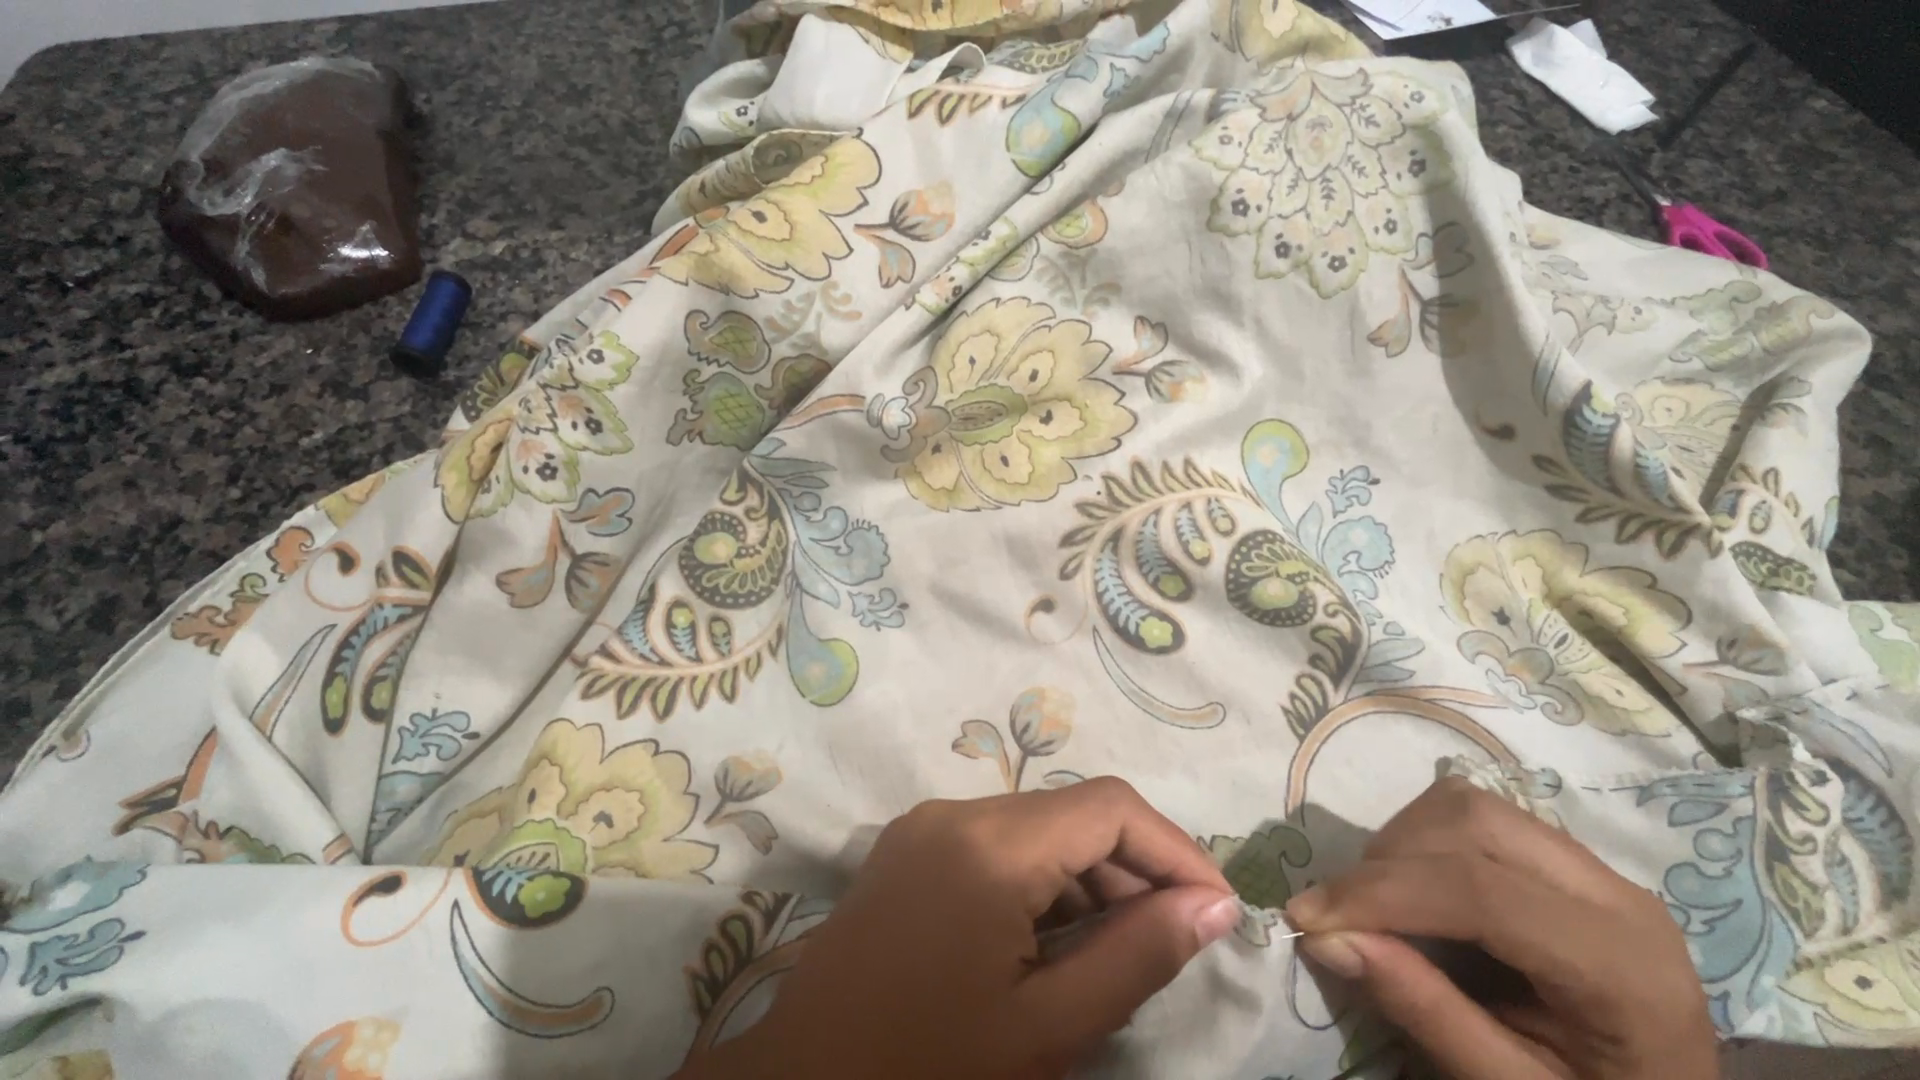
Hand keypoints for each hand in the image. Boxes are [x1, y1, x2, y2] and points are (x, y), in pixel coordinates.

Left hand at [685, 779, 1241, 1079]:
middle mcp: (954, 812)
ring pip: (1034, 829)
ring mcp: (923, 830)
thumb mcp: (1048, 1024)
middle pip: (1071, 813)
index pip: (1110, 807)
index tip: (1217, 910)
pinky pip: (995, 848)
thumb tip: (1213, 904)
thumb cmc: (930, 1065)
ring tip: (1122, 949)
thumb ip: (1138, 954)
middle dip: (1134, 867)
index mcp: (989, 842)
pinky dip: (1041, 884)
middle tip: (1176, 939)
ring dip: (1089, 877)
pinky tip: (1057, 942)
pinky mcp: (906, 855)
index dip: (1175, 849)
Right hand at [1284, 778, 1717, 1079]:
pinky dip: (1422, 840)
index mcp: (1624, 969)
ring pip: (1469, 804)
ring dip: (1401, 843)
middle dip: (1386, 859)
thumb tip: (1325, 938)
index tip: (1306, 918)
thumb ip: (1426, 1013)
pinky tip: (1412, 892)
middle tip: (1339, 915)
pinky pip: (1478, 816)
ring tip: (1373, 904)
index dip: (1382, 894)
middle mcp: (1618, 896)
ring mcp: (1597, 870)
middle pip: (1473, 821)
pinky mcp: (1569, 862)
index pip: (1483, 891)